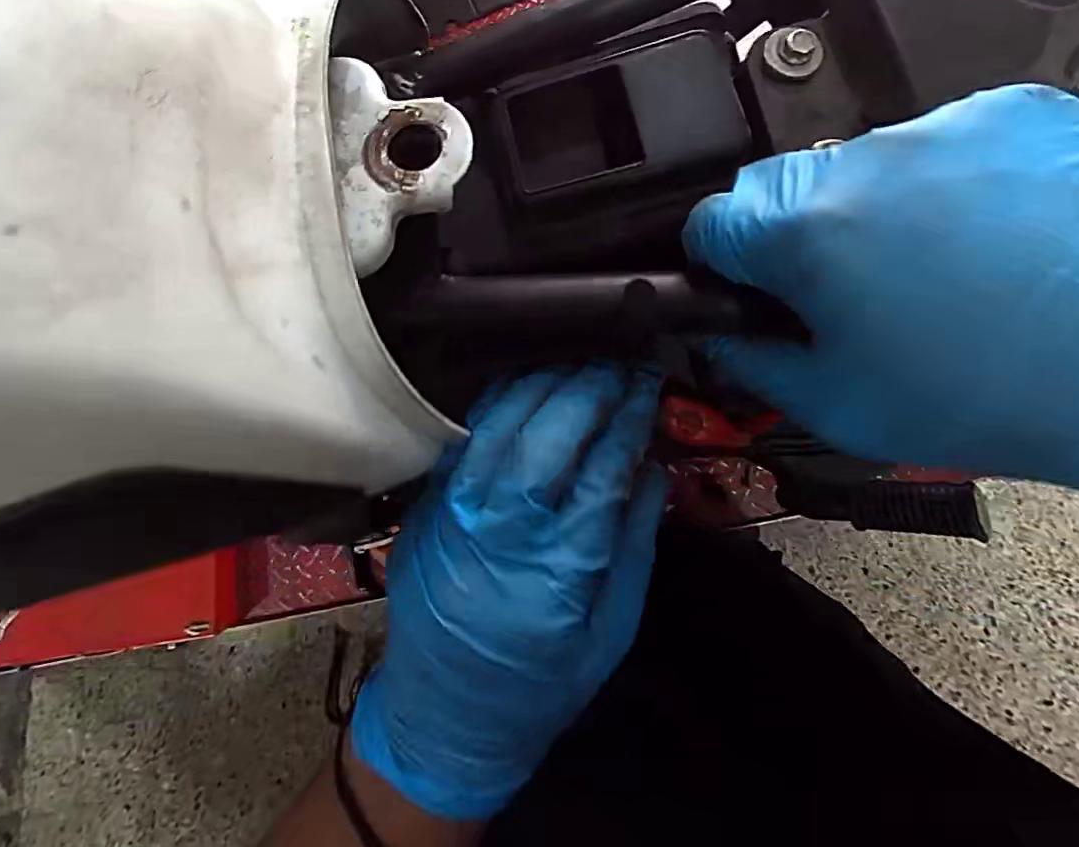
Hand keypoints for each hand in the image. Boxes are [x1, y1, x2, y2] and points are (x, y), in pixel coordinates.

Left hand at [349, 365, 668, 819]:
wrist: (444, 713)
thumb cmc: (539, 682)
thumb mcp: (609, 633)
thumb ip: (632, 546)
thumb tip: (650, 469)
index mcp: (557, 568)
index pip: (599, 470)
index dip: (626, 418)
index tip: (646, 384)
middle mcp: (500, 528)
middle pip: (544, 436)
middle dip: (584, 390)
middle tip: (614, 365)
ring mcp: (456, 511)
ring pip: (497, 427)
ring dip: (538, 385)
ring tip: (574, 365)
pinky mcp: (428, 505)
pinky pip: (463, 439)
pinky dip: (493, 405)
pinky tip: (520, 385)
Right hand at [684, 84, 1078, 542]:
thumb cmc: (1011, 396)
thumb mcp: (838, 406)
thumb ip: (750, 360)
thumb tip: (719, 329)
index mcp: (806, 234)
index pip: (709, 220)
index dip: (719, 256)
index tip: (746, 278)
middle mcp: (859, 165)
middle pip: (769, 184)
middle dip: (783, 230)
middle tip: (835, 281)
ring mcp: (938, 129)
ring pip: (846, 163)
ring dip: (858, 206)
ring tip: (924, 260)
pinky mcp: (1008, 111)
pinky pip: (928, 142)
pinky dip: (933, 182)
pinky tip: (978, 229)